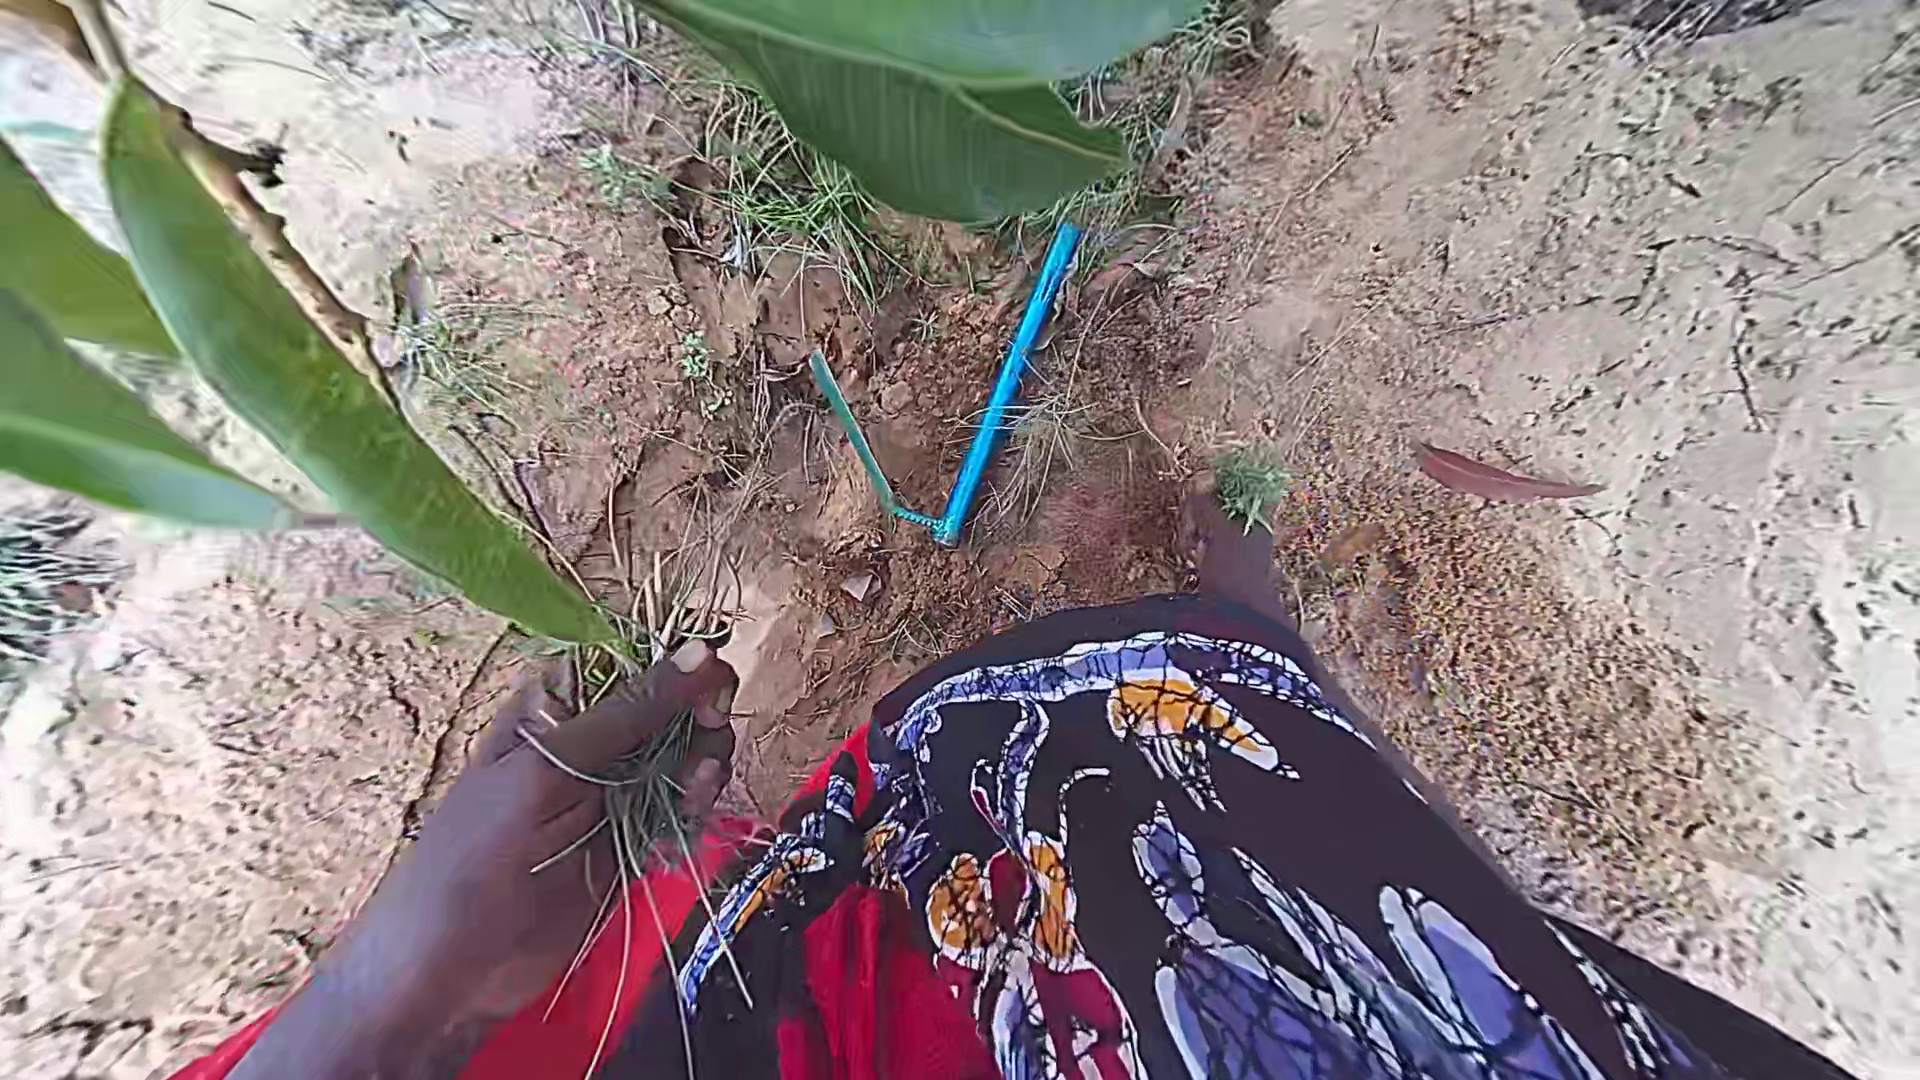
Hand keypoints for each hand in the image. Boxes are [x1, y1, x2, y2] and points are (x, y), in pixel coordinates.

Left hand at [231, 641, 736, 1079]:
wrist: (446, 985)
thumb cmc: (473, 859)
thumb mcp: (546, 770)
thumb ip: (630, 711)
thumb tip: (705, 651)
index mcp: (563, 701)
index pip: (641, 656)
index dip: (685, 664)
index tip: (709, 689)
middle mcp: (600, 732)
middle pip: (680, 697)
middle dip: (704, 711)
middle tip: (710, 731)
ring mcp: (623, 780)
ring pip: (695, 743)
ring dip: (708, 757)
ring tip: (696, 786)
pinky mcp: (643, 823)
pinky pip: (691, 794)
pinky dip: (702, 799)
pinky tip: (690, 813)